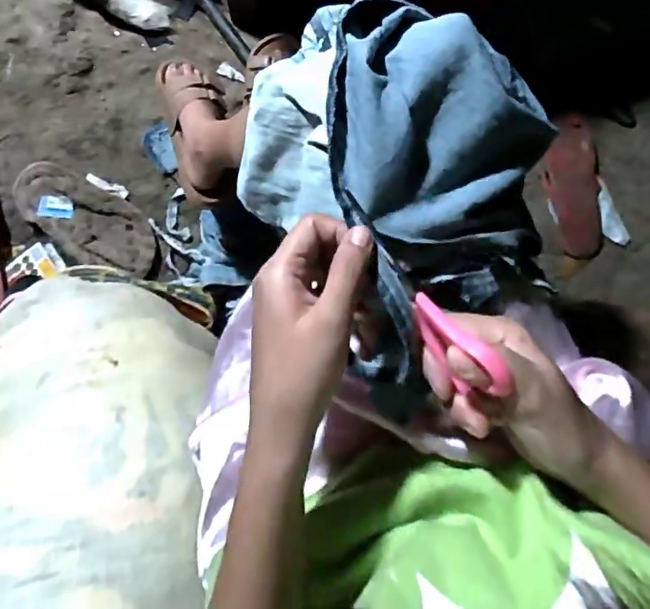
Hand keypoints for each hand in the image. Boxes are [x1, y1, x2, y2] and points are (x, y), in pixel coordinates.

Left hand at [248, 215, 373, 444]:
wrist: (282, 424)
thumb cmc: (306, 369)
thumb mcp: (333, 316)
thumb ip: (347, 269)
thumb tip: (362, 230)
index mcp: (279, 270)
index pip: (312, 224)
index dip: (342, 232)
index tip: (366, 259)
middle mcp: (276, 275)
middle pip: (317, 244)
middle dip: (348, 258)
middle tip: (373, 284)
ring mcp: (282, 295)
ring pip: (321, 268)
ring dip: (348, 281)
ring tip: (370, 305)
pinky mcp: (291, 313)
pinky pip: (318, 290)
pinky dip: (340, 297)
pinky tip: (359, 320)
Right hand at [421, 310, 614, 492]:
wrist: (579, 460)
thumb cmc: (559, 420)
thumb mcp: (532, 392)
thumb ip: (493, 367)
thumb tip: (451, 353)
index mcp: (500, 332)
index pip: (450, 324)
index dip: (437, 350)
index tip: (444, 385)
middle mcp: (488, 345)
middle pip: (443, 351)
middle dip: (447, 382)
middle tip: (461, 405)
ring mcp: (486, 371)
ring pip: (449, 379)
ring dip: (458, 405)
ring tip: (480, 424)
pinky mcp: (484, 396)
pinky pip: (458, 399)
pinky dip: (465, 416)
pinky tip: (483, 429)